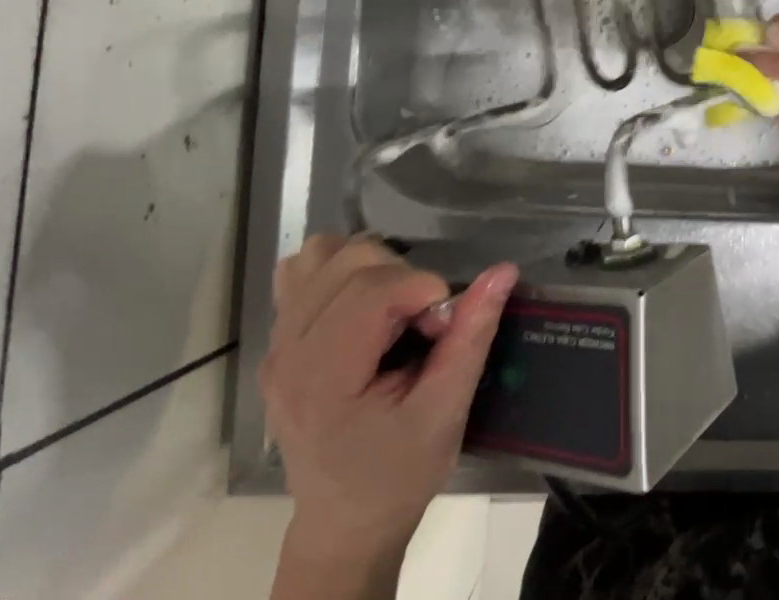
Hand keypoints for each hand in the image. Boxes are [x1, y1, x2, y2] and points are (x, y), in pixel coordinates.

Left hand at [261, 234, 516, 564]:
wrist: (347, 521)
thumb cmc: (399, 474)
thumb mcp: (446, 411)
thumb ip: (471, 336)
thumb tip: (502, 272)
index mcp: (323, 374)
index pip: (373, 288)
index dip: (425, 291)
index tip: (445, 329)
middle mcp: (286, 350)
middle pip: (349, 261)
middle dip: (402, 279)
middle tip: (423, 327)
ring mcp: (275, 345)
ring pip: (321, 256)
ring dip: (371, 270)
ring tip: (393, 312)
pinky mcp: (278, 343)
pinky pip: (302, 275)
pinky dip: (339, 275)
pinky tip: (364, 310)